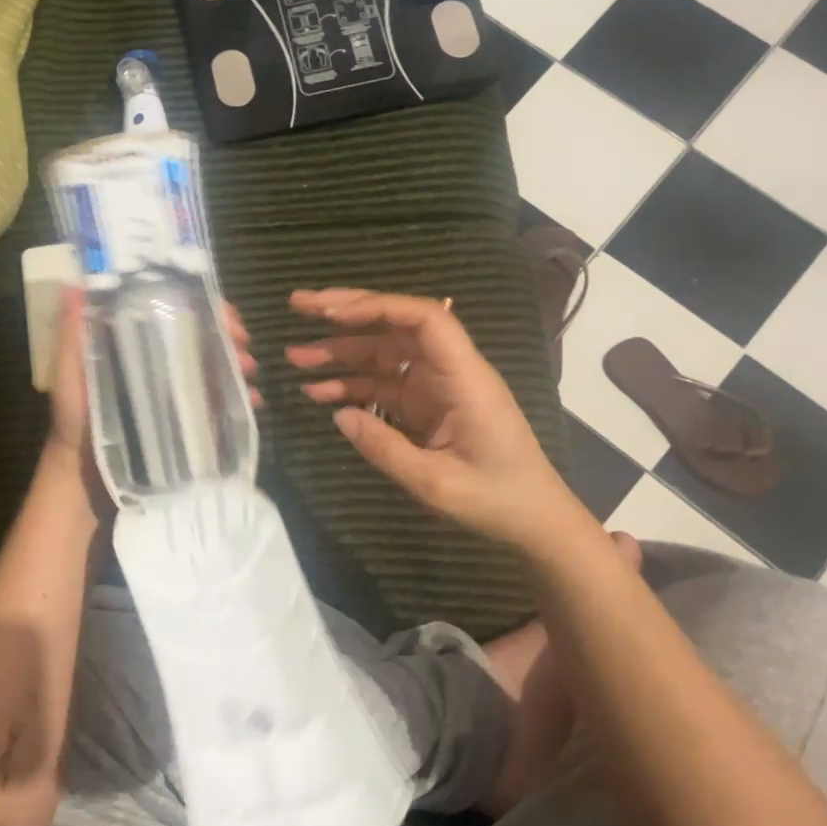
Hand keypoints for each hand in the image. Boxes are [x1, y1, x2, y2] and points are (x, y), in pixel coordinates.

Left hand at [45, 289, 260, 457]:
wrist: (86, 477)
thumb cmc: (75, 419)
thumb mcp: (69, 372)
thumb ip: (72, 333)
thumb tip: (74, 284)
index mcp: (133, 342)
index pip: (173, 310)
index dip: (202, 305)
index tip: (224, 312)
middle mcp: (159, 360)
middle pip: (203, 335)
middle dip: (229, 335)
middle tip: (242, 345)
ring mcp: (176, 390)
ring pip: (217, 365)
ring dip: (239, 363)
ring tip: (248, 372)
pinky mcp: (188, 419)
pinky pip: (220, 402)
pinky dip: (240, 398)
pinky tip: (251, 401)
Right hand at [285, 289, 586, 548]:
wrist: (534, 521)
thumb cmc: (497, 499)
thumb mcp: (437, 484)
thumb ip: (386, 449)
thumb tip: (338, 414)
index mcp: (465, 378)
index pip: (424, 320)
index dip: (377, 308)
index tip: (330, 313)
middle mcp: (449, 371)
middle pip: (395, 325)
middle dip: (347, 312)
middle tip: (298, 305)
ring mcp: (435, 386)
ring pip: (381, 353)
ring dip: (339, 352)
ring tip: (293, 356)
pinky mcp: (425, 405)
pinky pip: (381, 384)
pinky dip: (349, 385)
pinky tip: (316, 391)